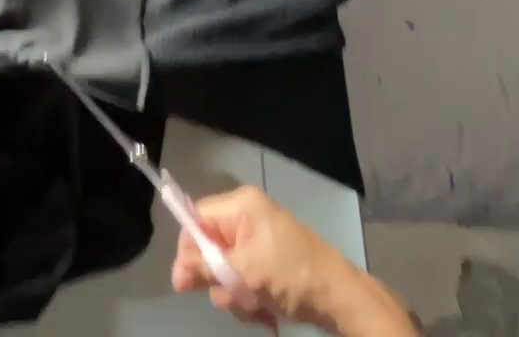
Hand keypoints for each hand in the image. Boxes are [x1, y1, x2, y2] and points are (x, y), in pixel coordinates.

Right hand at [172, 186, 416, 335]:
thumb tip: (176, 273)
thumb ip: (207, 269)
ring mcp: (260, 239)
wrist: (343, 298)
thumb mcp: (245, 273)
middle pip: (211, 246)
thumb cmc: (292, 275)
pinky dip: (249, 297)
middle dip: (219, 279)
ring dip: (235, 294)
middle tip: (234, 298)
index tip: (186, 282)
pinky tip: (264, 313)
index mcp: (241, 205)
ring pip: (226, 268)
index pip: (197, 218)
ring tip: (256, 309)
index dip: (190, 249)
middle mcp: (247, 216)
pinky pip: (244, 277)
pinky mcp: (270, 261)